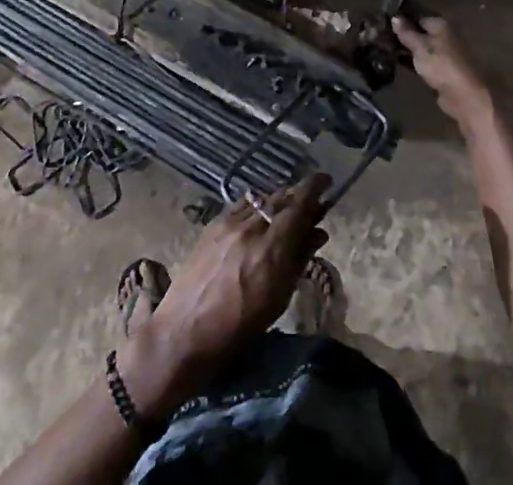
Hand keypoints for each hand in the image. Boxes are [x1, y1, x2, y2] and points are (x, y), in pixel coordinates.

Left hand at [116, 174, 331, 416]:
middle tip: (310, 201)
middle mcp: (251, 227)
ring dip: (278, 199)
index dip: (314, 187)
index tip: (326, 180)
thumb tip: (318, 232)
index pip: (299, 203)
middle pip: (281, 196)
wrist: (185, 331)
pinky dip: (256, 206)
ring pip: (261, 199)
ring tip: (286, 209)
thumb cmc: (240, 324)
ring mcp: (228, 223)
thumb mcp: (280, 296)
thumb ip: (300, 258)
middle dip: (298, 194)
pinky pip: (241, 205)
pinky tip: (259, 216)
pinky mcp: (212, 225)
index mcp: (272, 247)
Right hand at [393, 15, 495, 126]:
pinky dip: (414, 62)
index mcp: (441, 25)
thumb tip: (394, 17)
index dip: (403, 21)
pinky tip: (400, 64)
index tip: (385, 26)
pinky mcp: (442, 70)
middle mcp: (445, 36)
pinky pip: (425, 62)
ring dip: (408, 50)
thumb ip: (407, 32)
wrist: (462, 94)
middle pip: (421, 33)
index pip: (419, 18)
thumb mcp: (420, 46)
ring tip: (387, 51)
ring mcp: (444, 54)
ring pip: (422, 48)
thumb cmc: (440, 65)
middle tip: (383, 39)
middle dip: (404, 37)